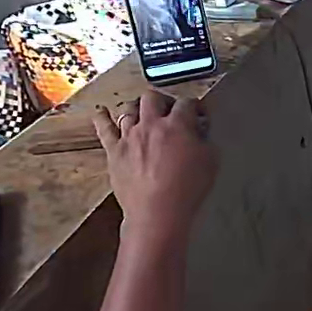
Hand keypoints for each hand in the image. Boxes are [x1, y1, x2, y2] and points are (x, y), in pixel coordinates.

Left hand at [92, 89, 216, 247]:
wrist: (157, 213)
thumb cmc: (186, 190)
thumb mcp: (210, 162)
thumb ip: (204, 141)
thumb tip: (199, 132)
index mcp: (177, 125)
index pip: (187, 103)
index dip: (195, 106)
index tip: (198, 113)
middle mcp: (151, 125)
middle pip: (153, 98)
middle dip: (163, 100)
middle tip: (170, 110)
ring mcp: (130, 136)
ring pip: (129, 108)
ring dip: (138, 108)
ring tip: (144, 113)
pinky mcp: (114, 152)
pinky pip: (104, 129)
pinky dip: (102, 118)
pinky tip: (101, 112)